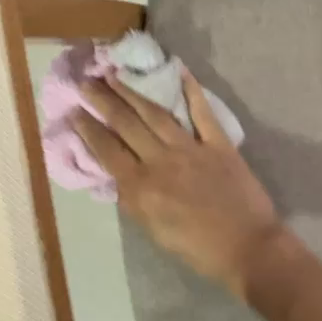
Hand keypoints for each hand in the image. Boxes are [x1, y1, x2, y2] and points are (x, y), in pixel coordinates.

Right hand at [73, 70, 285, 297]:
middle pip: (126, 125)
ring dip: (133, 92)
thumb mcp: (153, 231)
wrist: (248, 247)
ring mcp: (192, 150)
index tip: (74, 111)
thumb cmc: (198, 249)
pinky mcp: (220, 145)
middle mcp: (161, 162)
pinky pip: (203, 113)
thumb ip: (134, 201)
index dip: (88, 130)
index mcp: (141, 188)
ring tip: (116, 76)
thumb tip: (118, 178)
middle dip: (103, 101)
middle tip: (87, 81)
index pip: (107, 151)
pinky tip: (179, 71)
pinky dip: (192, 91)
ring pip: (156, 114)